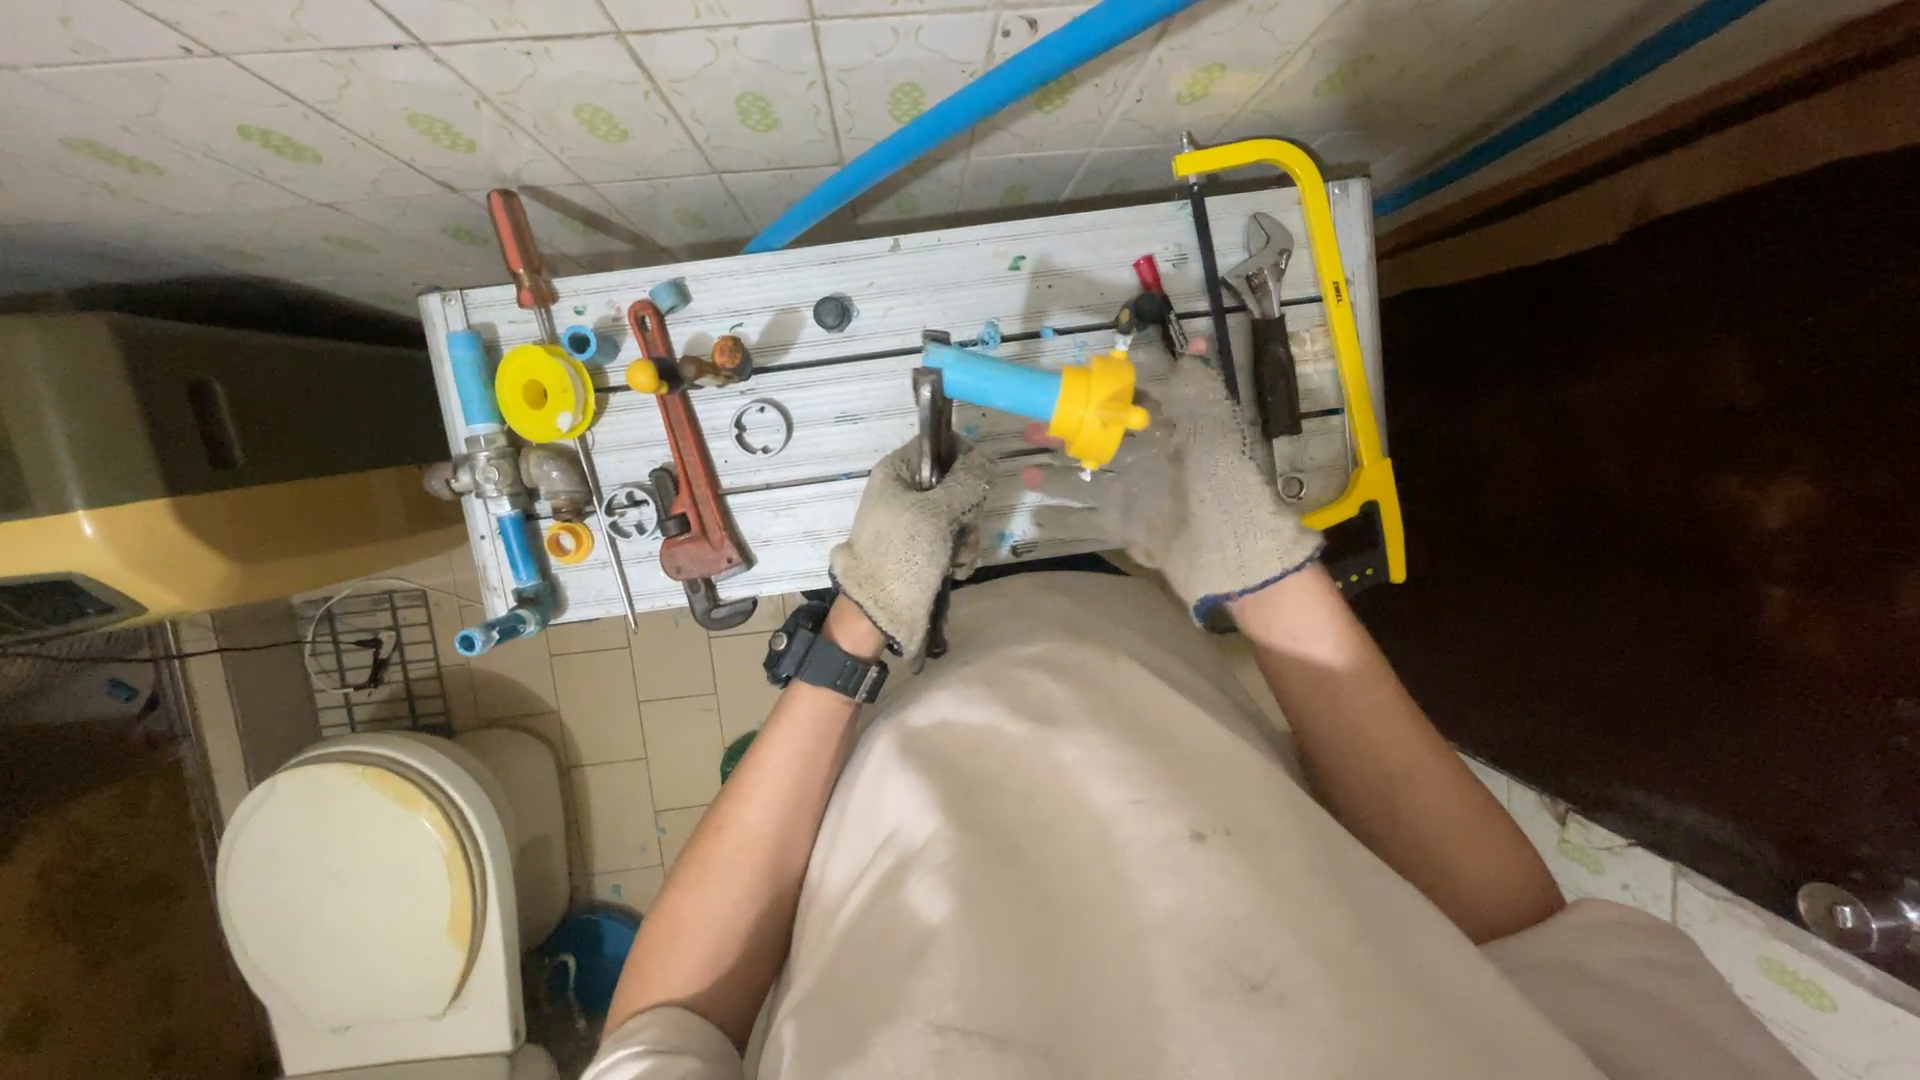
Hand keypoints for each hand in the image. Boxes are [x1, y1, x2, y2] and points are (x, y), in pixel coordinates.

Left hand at [829, 436, 994, 656]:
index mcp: (897, 472)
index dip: (963, 458)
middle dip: (967, 509)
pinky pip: (954, 539)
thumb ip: (967, 482)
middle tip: (963, 527)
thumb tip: (986, 460)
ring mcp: (914, 522)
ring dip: (966, 536)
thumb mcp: (937, 513)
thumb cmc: (902, 553)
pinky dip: (960, 553)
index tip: (978, 481)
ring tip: (956, 557)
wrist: (879, 610)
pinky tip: (955, 569)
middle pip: (955, 483)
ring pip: (960, 514)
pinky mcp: (923, 548)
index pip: (938, 445)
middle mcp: (905, 492)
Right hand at [1028, 360, 1320, 619]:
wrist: (1227, 546)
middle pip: (1098, 440)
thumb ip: (1192, 383)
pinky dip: (1062, 520)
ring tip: (1024, 473)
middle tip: (1031, 428)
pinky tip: (1034, 515)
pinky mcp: (1127, 527)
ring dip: (1055, 476)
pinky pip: (1088, 521)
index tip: (1065, 385)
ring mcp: (1136, 495)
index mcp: (1170, 429)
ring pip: (1086, 480)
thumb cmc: (1217, 476)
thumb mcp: (1209, 419)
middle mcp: (1150, 459)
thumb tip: (1190, 345)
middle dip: (1065, 434)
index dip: (1098, 394)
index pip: (1129, 403)